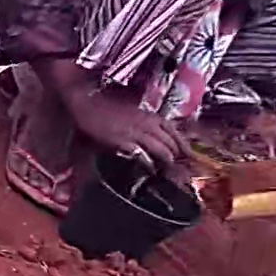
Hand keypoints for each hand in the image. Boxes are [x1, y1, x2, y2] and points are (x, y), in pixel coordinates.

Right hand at [62, 87, 188, 172]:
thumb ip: (144, 123)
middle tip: (181, 169)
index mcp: (152, 116)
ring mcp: (136, 132)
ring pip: (162, 150)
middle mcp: (148, 124)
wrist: (86, 104)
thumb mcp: (131, 112)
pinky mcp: (123, 141)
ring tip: (167, 172)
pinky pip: (141, 155)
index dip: (185, 147)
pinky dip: (147, 163)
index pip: (176, 134)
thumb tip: (155, 137)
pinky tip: (148, 169)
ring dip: (166, 162)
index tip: (190, 158)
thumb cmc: (105, 107)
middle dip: (178, 157)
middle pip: (172, 143)